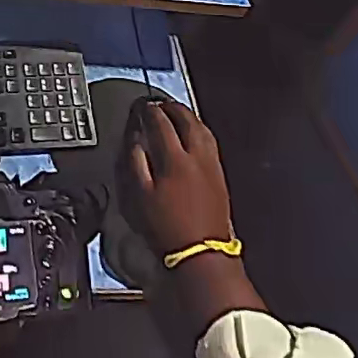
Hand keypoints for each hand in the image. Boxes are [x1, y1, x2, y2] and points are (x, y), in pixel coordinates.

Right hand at [122, 100, 233, 254]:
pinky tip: (193, 134)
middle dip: (172, 108)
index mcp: (175, 160)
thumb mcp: (140, 194)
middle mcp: (197, 157)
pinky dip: (199, 130)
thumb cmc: (166, 226)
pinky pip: (210, 143)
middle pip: (187, 120)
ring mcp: (212, 166)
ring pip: (203, 130)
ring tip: (177, 113)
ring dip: (188, 117)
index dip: (149, 111)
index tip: (141, 106)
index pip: (161, 123)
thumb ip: (136, 162)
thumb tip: (136, 141)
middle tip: (159, 104)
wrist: (202, 253)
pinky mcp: (220, 176)